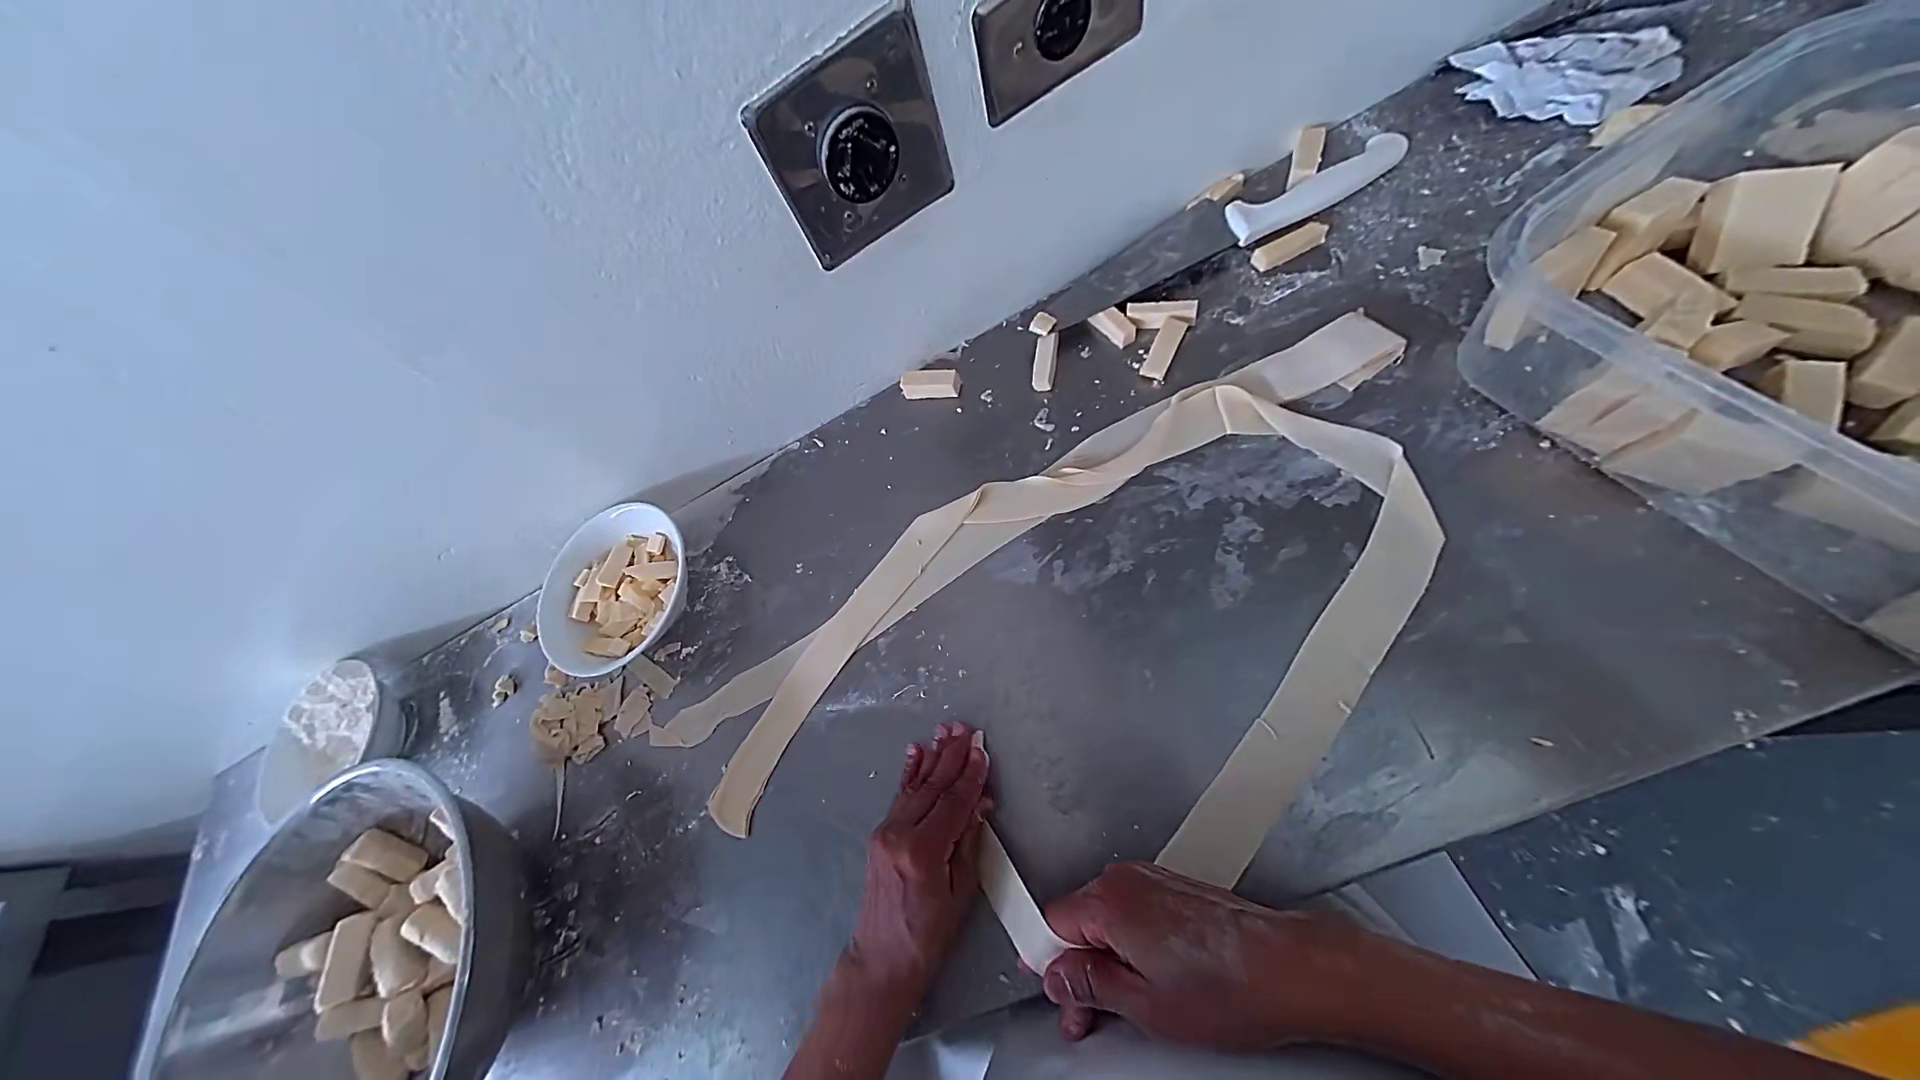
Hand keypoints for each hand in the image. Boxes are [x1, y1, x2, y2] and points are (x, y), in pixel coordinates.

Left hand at [846, 722, 991, 995]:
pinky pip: (900, 796)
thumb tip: (980, 804)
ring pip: (915, 786)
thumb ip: (968, 842)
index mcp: (922, 851)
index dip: (971, 775)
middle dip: (952, 755)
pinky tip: (917, 752)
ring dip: (933, 756)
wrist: (882, 958)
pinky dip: (910, 772)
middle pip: (933, 787)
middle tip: (966, 729)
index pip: (953, 803)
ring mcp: (885, 831)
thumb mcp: (960, 892)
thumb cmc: (928, 935)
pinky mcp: (879, 833)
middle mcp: (899, 834)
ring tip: (945, 731)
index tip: (982, 750)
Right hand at [1041, 862, 1378, 1049]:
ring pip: (1104, 917)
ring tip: (1132, 1001)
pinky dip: (1131, 941)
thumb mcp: (1144, 1006)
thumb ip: (1089, 985)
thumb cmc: (1230, 985)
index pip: (1049, 925)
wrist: (1289, 967)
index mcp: (1107, 901)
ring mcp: (1149, 878)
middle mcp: (1124, 879)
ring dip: (1106, 956)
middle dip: (1079, 967)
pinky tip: (1153, 975)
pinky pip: (1131, 909)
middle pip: (1076, 920)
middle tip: (1091, 1014)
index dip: (1048, 966)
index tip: (1057, 994)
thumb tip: (1059, 977)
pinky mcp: (1170, 885)